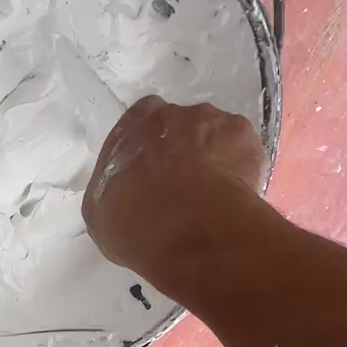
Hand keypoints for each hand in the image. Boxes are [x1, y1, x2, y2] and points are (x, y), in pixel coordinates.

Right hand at [83, 96, 271, 272]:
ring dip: (210, 158)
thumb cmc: (135, 224)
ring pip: (212, 136)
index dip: (145, 144)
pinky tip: (229, 196)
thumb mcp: (101, 214)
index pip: (139, 120)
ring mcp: (214, 121)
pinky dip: (236, 169)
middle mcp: (174, 114)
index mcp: (134, 127)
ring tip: (207, 197)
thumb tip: (122, 187)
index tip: (147, 169)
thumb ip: (112, 187)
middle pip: (178, 126)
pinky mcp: (245, 137)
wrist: (191, 232)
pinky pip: (240, 150)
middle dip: (180, 150)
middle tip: (177, 187)